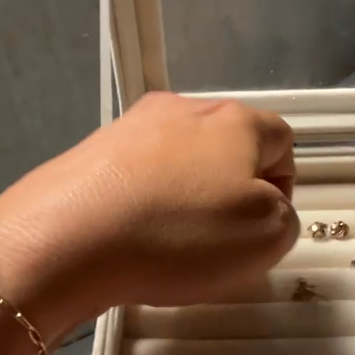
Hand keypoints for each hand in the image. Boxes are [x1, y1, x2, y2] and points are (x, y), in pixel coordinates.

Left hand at [0, 93, 298, 333]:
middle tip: (220, 243)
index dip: (283, 189)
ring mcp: (131, 126)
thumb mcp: (267, 238)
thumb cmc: (181, 234)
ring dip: (186, 200)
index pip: (282, 142)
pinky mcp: (91, 152)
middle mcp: (184, 108)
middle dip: (232, 193)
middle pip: (227, 149)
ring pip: (180, 163)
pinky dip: (145, 206)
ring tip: (171, 246)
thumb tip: (267, 209)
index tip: (263, 231)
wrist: (69, 238)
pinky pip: (137, 178)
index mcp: (236, 120)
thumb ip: (285, 218)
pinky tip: (133, 239)